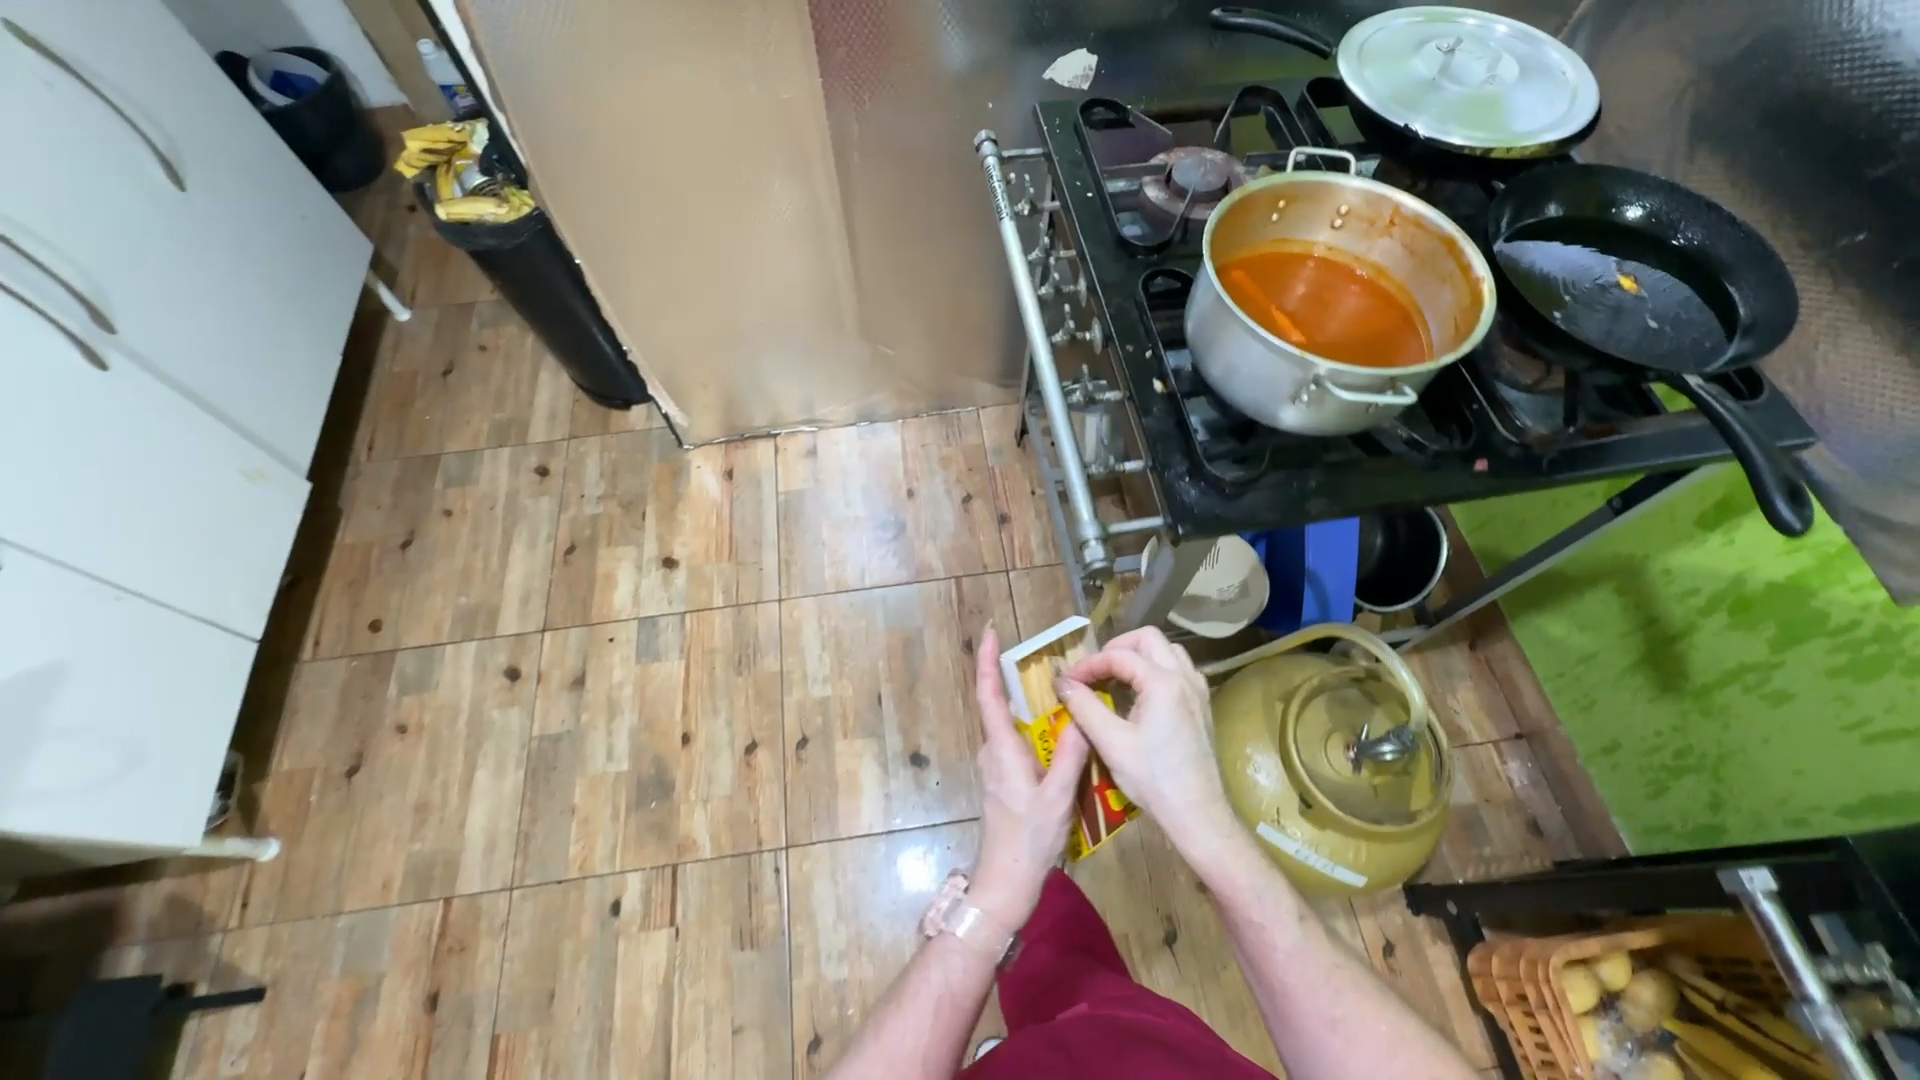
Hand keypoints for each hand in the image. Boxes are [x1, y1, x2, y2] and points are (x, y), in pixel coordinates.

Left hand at [968, 625, 1092, 928]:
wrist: (1006, 881)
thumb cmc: (1029, 838)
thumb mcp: (1058, 795)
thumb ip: (1070, 753)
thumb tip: (1079, 714)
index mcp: (1002, 748)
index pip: (988, 694)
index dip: (987, 661)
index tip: (990, 631)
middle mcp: (993, 751)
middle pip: (1000, 704)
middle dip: (1015, 678)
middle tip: (1046, 658)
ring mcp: (996, 766)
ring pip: (1011, 725)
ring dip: (1029, 707)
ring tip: (1063, 694)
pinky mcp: (1003, 780)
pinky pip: (1017, 743)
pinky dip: (1035, 730)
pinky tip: (1061, 735)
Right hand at [1054, 628, 1238, 855]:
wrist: (1197, 813)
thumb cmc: (1153, 779)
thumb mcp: (1111, 743)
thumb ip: (1084, 707)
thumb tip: (1062, 684)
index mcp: (1163, 683)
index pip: (1119, 656)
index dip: (1088, 665)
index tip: (1067, 682)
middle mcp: (1185, 678)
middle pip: (1149, 639)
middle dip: (1117, 648)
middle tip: (1095, 671)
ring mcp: (1198, 691)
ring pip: (1168, 652)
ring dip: (1139, 657)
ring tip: (1115, 680)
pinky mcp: (1202, 707)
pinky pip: (1179, 671)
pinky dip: (1156, 671)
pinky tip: (1140, 697)